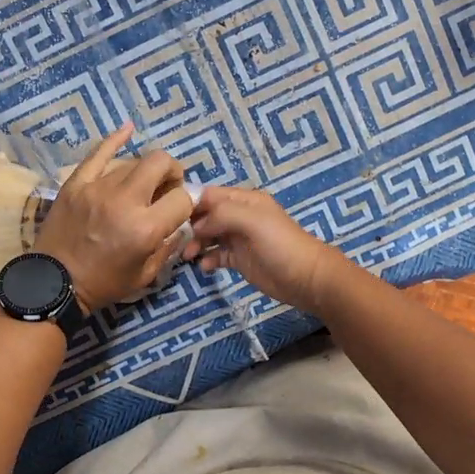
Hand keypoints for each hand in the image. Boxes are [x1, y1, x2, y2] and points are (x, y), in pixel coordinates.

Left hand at [33, 124, 192, 312]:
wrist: (54, 284)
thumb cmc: (103, 284)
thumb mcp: (146, 275)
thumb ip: (168, 246)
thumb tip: (180, 223)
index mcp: (145, 229)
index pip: (182, 198)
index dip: (187, 201)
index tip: (180, 208)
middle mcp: (125, 202)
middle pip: (160, 163)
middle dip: (172, 172)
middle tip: (167, 187)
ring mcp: (98, 189)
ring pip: (133, 161)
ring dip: (145, 171)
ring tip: (142, 184)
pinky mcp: (76, 183)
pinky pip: (99, 153)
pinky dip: (116, 139)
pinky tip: (128, 129)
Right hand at [183, 186, 350, 314]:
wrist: (306, 279)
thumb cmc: (281, 245)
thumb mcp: (253, 221)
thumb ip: (222, 215)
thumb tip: (196, 226)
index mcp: (244, 201)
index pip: (209, 195)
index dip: (189, 202)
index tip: (168, 214)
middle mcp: (240, 216)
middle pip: (205, 215)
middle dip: (189, 225)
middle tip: (174, 239)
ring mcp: (239, 239)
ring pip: (208, 236)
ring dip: (195, 244)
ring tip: (187, 256)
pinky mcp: (240, 260)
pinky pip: (216, 255)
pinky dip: (207, 259)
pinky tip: (204, 266)